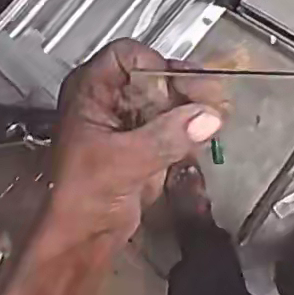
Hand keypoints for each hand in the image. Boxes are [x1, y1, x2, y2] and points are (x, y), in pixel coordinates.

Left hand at [47, 40, 224, 242]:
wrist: (80, 239)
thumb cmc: (79, 198)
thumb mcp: (123, 162)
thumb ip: (166, 138)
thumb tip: (205, 117)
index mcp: (89, 91)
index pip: (127, 56)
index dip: (155, 66)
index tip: (180, 86)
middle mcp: (108, 99)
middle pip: (153, 75)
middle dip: (184, 86)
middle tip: (211, 98)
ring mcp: (127, 120)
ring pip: (167, 98)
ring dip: (193, 105)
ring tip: (214, 116)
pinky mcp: (143, 142)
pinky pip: (172, 122)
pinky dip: (190, 126)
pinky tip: (204, 134)